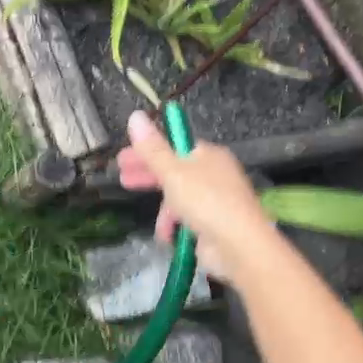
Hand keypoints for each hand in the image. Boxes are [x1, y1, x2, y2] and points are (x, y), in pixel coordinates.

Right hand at [116, 111, 275, 281]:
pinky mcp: (215, 223)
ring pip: (179, 197)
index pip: (172, 147)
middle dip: (148, 176)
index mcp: (208, 155)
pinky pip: (188, 218)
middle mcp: (214, 174)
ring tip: (155, 223)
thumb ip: (151, 148)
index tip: (123, 159)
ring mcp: (216, 200)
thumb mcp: (172, 172)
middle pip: (173, 170)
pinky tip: (168, 235)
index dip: (146, 151)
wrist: (240, 247)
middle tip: (122, 178)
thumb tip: (135, 115)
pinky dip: (175, 225)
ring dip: (164, 209)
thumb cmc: (206, 202)